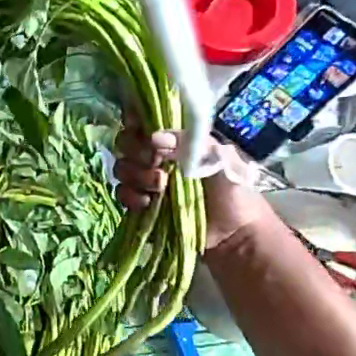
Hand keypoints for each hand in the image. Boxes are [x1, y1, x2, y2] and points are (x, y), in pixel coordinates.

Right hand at [114, 128, 275, 254]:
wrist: (234, 231)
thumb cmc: (231, 188)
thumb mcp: (217, 156)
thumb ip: (189, 141)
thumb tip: (155, 138)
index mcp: (172, 142)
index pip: (142, 124)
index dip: (136, 125)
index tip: (145, 134)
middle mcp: (154, 159)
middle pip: (125, 145)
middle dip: (136, 152)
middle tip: (156, 162)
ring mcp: (145, 183)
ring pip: (122, 170)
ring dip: (137, 175)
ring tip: (161, 185)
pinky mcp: (141, 208)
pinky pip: (123, 196)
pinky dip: (132, 197)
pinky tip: (149, 203)